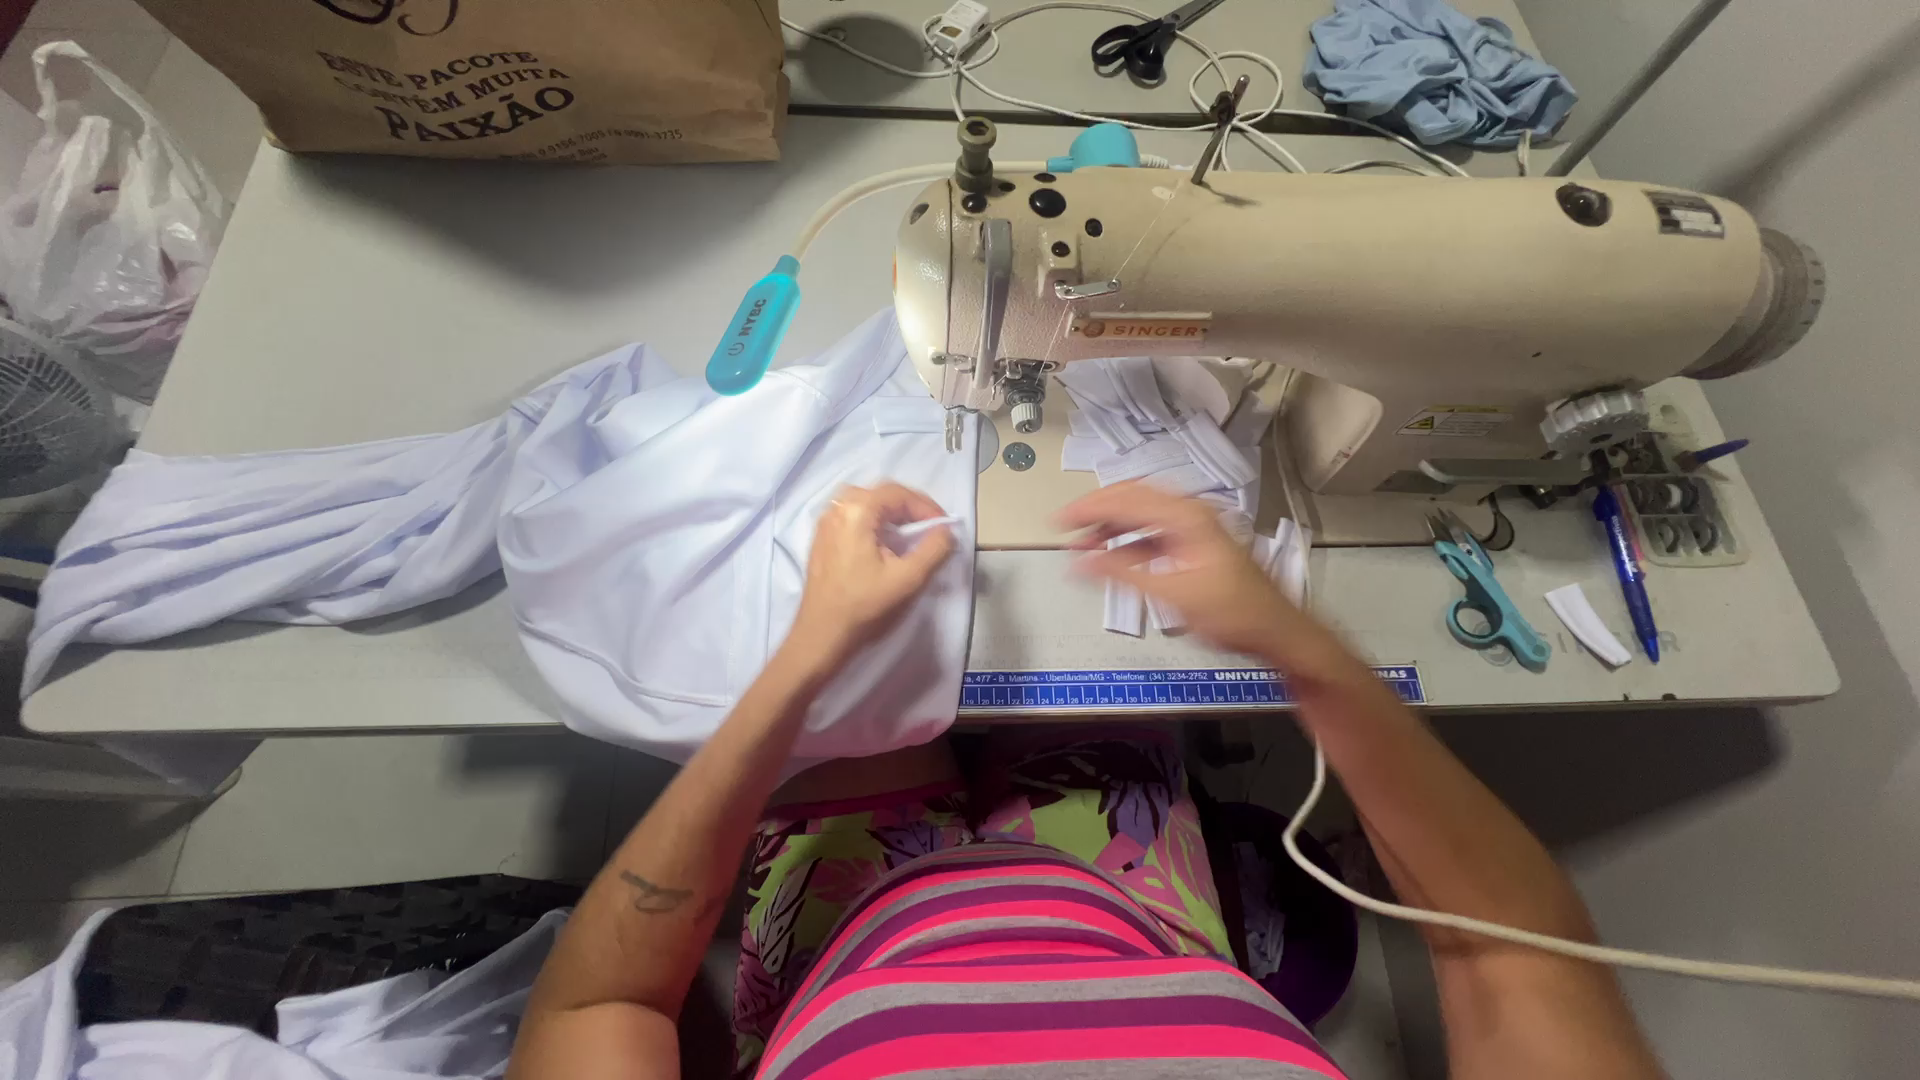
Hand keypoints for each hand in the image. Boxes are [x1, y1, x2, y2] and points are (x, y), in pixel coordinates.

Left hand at [788, 483, 956, 663]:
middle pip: (880, 495)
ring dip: (891, 515)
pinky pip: (851, 518)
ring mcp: (825, 524)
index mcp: (856, 511)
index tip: (944, 526)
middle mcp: (836, 509)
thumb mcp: (909, 579)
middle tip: (929, 528)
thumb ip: (934, 549)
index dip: (926, 506)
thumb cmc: (865, 606)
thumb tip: (947, 531)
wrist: (821, 636)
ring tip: (909, 535)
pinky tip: (884, 546)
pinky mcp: (821, 541)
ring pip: (864, 505)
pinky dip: (873, 524)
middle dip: (909, 508)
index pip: (898, 493)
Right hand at [1058, 482, 1342, 670]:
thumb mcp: (1172, 594)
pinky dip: (1126, 540)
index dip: (1088, 507)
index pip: (1125, 498)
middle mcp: (1189, 513)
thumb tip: (1080, 562)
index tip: (1060, 521)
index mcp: (1186, 516)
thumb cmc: (1234, 613)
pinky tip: (1109, 554)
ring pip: (1140, 514)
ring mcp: (1192, 527)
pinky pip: (1150, 531)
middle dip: (1095, 512)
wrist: (1277, 632)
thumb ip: (1122, 573)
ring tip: (1081, 543)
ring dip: (1109, 525)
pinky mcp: (1191, 544)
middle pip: (1131, 498)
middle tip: (1065, 528)